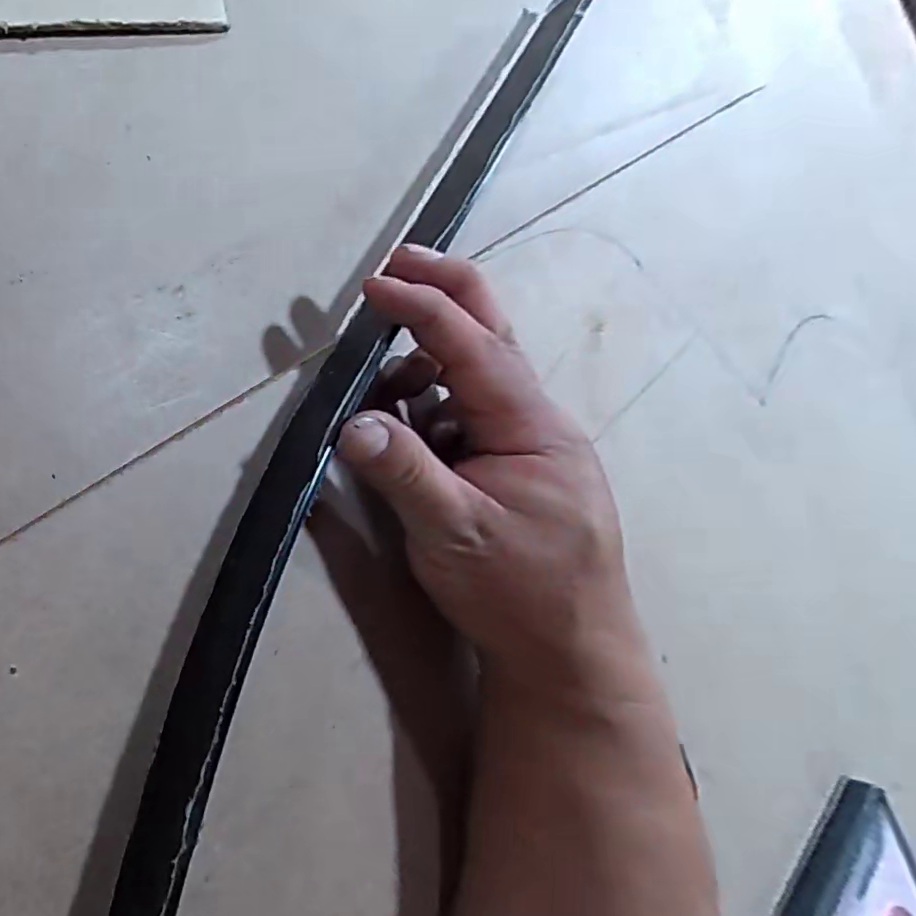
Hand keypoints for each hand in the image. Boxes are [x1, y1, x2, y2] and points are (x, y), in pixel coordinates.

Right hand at [334, 245, 655, 703]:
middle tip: (395, 263)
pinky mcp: (498, 465)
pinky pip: (454, 412)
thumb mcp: (454, 532)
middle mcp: (529, 421)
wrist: (566, 651)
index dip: (421, 309)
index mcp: (529, 427)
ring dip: (419, 357)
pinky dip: (418, 401)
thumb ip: (403, 472)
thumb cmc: (518, 590)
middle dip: (445, 292)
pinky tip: (391, 423)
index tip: (373, 283)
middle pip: (491, 335)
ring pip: (468, 374)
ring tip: (370, 376)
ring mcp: (516, 443)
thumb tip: (350, 422)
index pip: (472, 347)